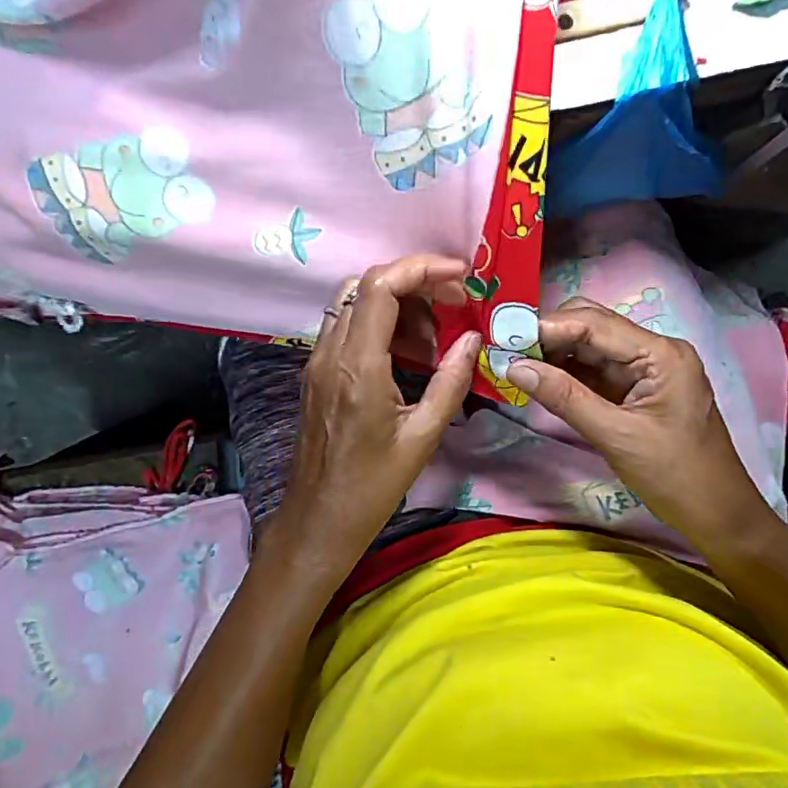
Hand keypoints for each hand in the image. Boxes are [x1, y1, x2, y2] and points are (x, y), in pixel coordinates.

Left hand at [271, 254, 481, 580]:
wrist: (318, 520)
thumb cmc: (372, 487)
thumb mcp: (422, 437)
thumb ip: (450, 381)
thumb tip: (472, 337)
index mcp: (357, 367)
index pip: (380, 286)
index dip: (422, 267)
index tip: (461, 276)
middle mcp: (330, 354)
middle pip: (366, 285)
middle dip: (414, 283)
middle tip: (454, 306)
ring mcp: (317, 362)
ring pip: (353, 303)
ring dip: (397, 304)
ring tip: (435, 338)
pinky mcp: (316, 374)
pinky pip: (347, 328)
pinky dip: (379, 324)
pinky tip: (408, 355)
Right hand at [505, 298, 769, 540]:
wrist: (718, 516)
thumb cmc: (675, 476)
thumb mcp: (615, 436)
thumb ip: (564, 397)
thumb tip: (514, 367)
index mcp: (660, 354)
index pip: (593, 323)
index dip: (546, 327)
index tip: (503, 338)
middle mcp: (653, 351)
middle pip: (590, 325)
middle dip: (547, 335)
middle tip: (505, 352)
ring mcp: (645, 369)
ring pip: (588, 347)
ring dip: (552, 354)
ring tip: (513, 364)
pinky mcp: (635, 389)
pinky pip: (593, 370)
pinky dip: (565, 373)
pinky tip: (539, 379)